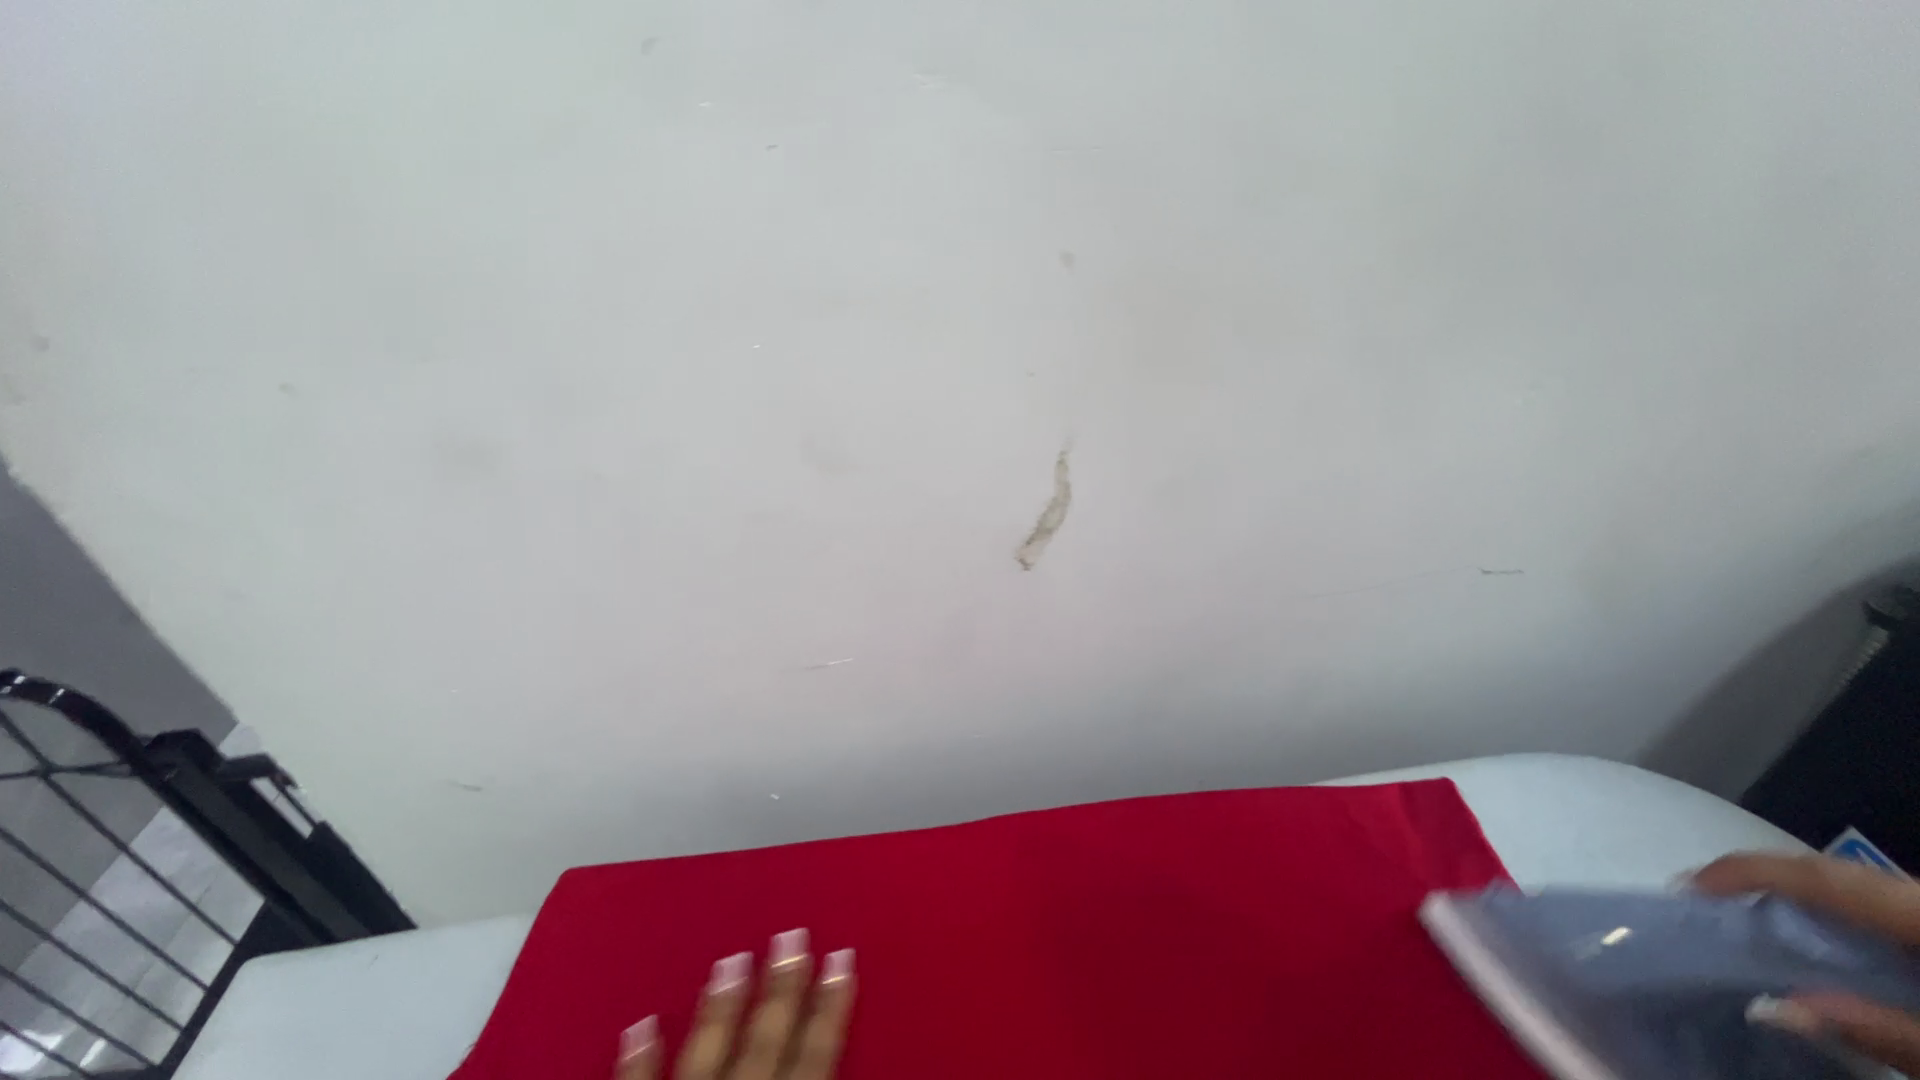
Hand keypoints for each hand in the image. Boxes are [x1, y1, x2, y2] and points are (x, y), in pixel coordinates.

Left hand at [614, 929, 856, 1079]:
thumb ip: (813, 1076)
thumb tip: (840, 1061)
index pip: (815, 1054)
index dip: (831, 1003)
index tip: (842, 955)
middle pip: (765, 1039)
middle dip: (781, 984)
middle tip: (792, 932)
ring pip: (705, 1050)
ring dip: (720, 1003)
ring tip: (732, 956)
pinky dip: (639, 1055)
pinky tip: (642, 1021)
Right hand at [1693, 852, 1919, 1071]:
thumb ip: (1883, 1033)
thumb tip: (1768, 1008)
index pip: (1820, 876)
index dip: (1745, 873)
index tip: (1684, 887)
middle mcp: (1919, 898)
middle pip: (1836, 878)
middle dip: (1767, 888)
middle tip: (1707, 908)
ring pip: (1862, 894)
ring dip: (1805, 911)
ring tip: (1753, 929)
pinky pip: (1884, 916)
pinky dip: (1844, 929)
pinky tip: (1824, 955)